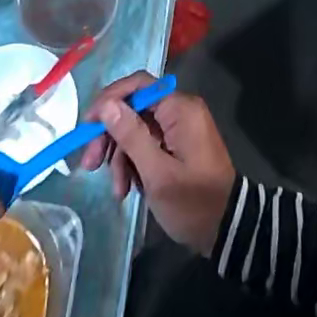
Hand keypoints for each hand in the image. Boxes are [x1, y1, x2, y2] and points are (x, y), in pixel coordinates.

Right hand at [77, 71, 235, 256]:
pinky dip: (133, 164)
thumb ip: (131, 135)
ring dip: (120, 157)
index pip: (137, 85)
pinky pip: (146, 144)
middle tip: (91, 163)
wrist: (229, 230)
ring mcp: (178, 128)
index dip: (108, 101)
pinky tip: (128, 188)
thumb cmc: (194, 202)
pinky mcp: (176, 146)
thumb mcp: (157, 173)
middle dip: (110, 136)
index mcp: (179, 108)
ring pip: (135, 129)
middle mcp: (179, 110)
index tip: (88, 126)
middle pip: (132, 109)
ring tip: (118, 189)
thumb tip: (106, 105)